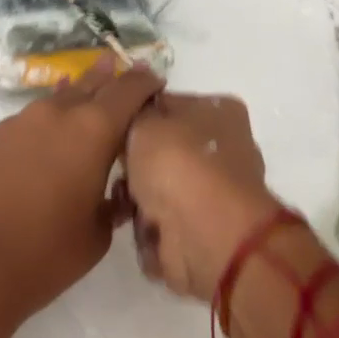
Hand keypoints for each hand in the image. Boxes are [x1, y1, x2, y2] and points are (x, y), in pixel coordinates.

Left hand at [0, 55, 164, 324]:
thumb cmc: (45, 253)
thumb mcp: (98, 233)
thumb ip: (113, 203)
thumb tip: (115, 193)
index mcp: (94, 129)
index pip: (130, 89)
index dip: (147, 83)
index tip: (158, 84)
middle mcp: (59, 114)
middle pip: (94, 83)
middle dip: (114, 80)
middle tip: (131, 76)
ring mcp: (21, 123)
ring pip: (61, 97)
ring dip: (81, 94)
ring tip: (94, 88)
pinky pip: (36, 117)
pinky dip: (53, 117)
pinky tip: (56, 127)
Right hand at [123, 92, 283, 300]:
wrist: (203, 232)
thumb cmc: (178, 163)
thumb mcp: (146, 122)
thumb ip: (136, 115)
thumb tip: (138, 119)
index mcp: (221, 112)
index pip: (169, 105)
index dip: (138, 117)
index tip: (114, 131)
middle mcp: (224, 150)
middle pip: (164, 153)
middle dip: (136, 166)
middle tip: (120, 171)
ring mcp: (216, 193)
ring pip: (161, 192)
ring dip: (139, 201)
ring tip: (127, 204)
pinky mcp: (205, 232)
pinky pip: (165, 226)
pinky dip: (151, 230)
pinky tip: (143, 228)